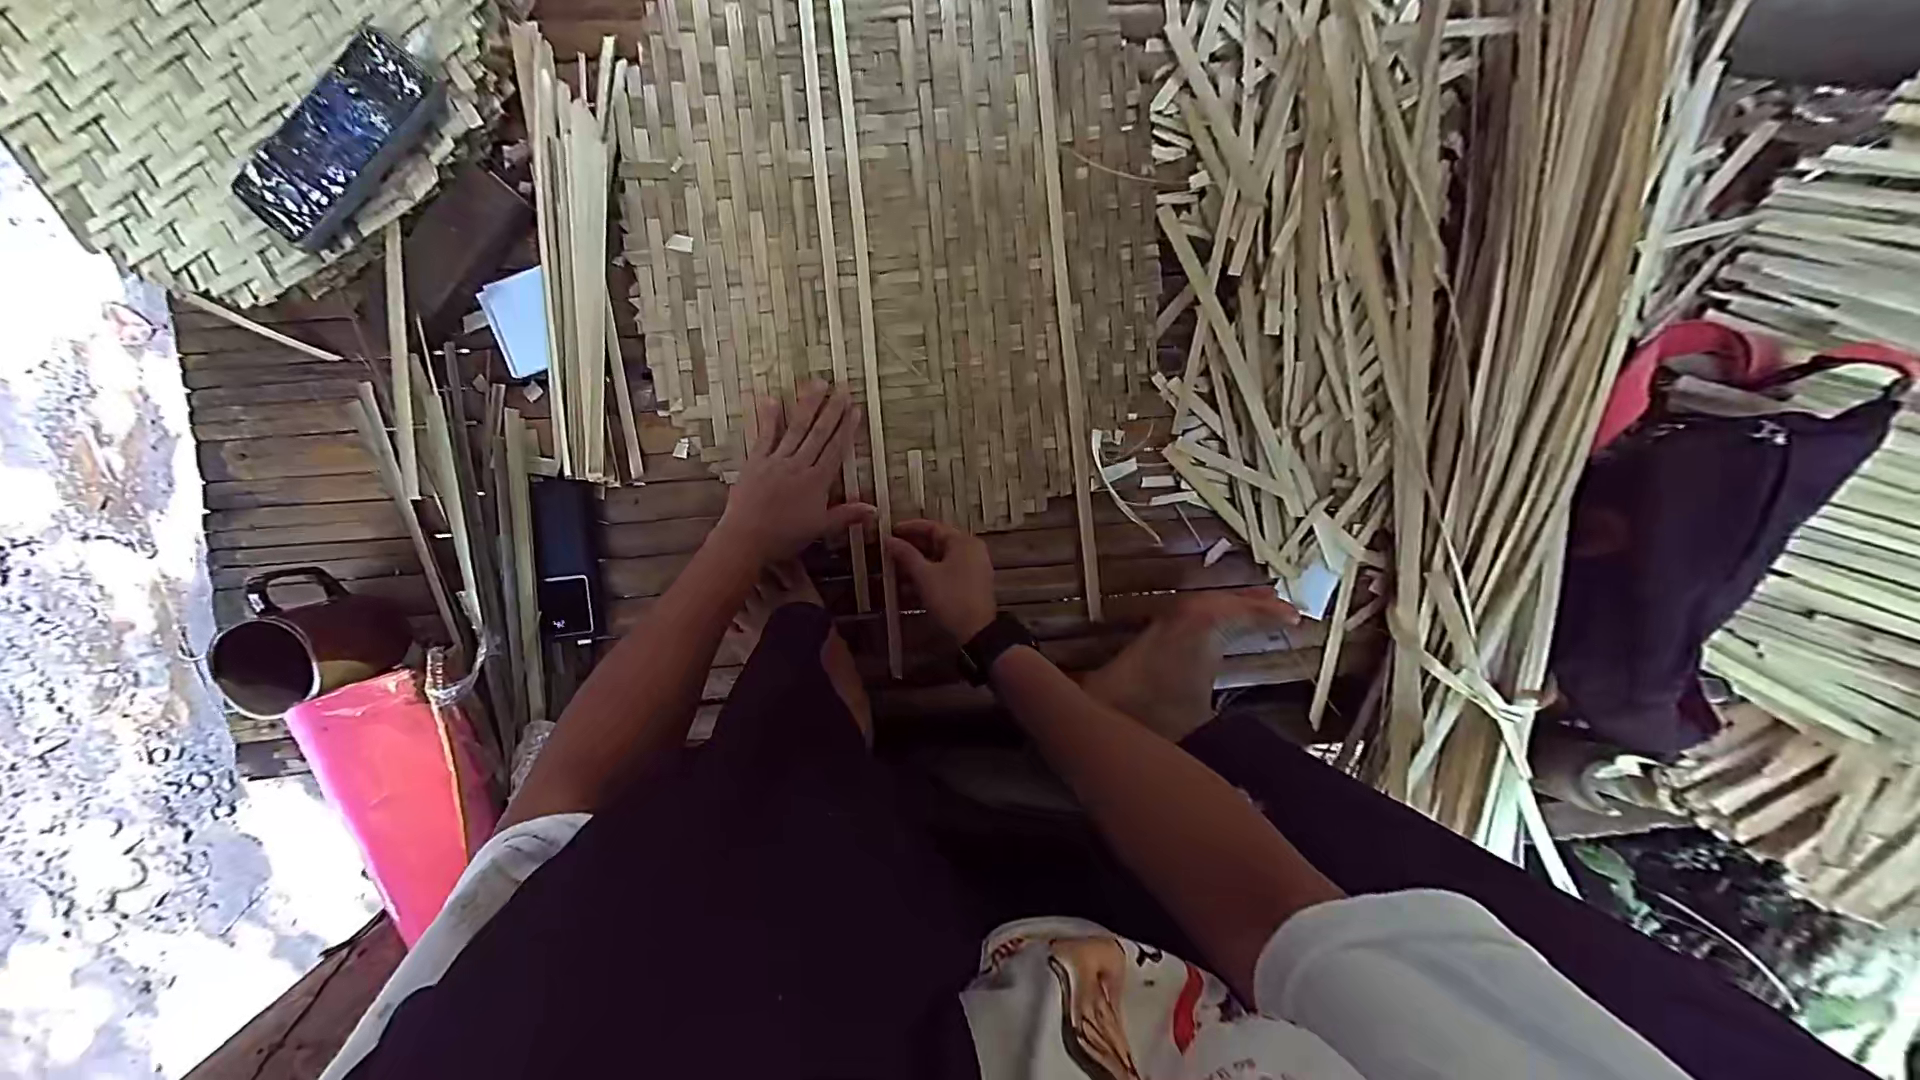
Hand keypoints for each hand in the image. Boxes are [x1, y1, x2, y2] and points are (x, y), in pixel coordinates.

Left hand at [716, 380, 875, 563]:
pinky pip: (764, 436)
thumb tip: (874, 510)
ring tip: (817, 384)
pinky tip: (772, 400)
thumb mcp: (820, 527)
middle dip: (832, 409)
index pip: (836, 449)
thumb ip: (846, 515)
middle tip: (842, 387)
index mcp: (817, 482)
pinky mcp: (755, 462)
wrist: (746, 538)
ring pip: (796, 429)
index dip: (846, 428)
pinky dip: (769, 418)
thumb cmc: (785, 536)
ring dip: (808, 405)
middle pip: (819, 433)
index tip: (854, 409)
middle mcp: (799, 466)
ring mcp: (776, 461)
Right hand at [884, 519, 995, 642]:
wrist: (976, 633)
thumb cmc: (951, 599)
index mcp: (963, 542)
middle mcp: (971, 551)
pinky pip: (945, 575)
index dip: (909, 528)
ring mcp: (972, 569)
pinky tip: (907, 588)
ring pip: (939, 561)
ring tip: (893, 572)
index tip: (890, 532)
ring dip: (916, 566)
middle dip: (911, 550)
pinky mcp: (969, 586)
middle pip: (936, 544)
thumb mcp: (924, 575)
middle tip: (889, 552)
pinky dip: (927, 578)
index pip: (932, 527)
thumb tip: (890, 540)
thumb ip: (906, 555)